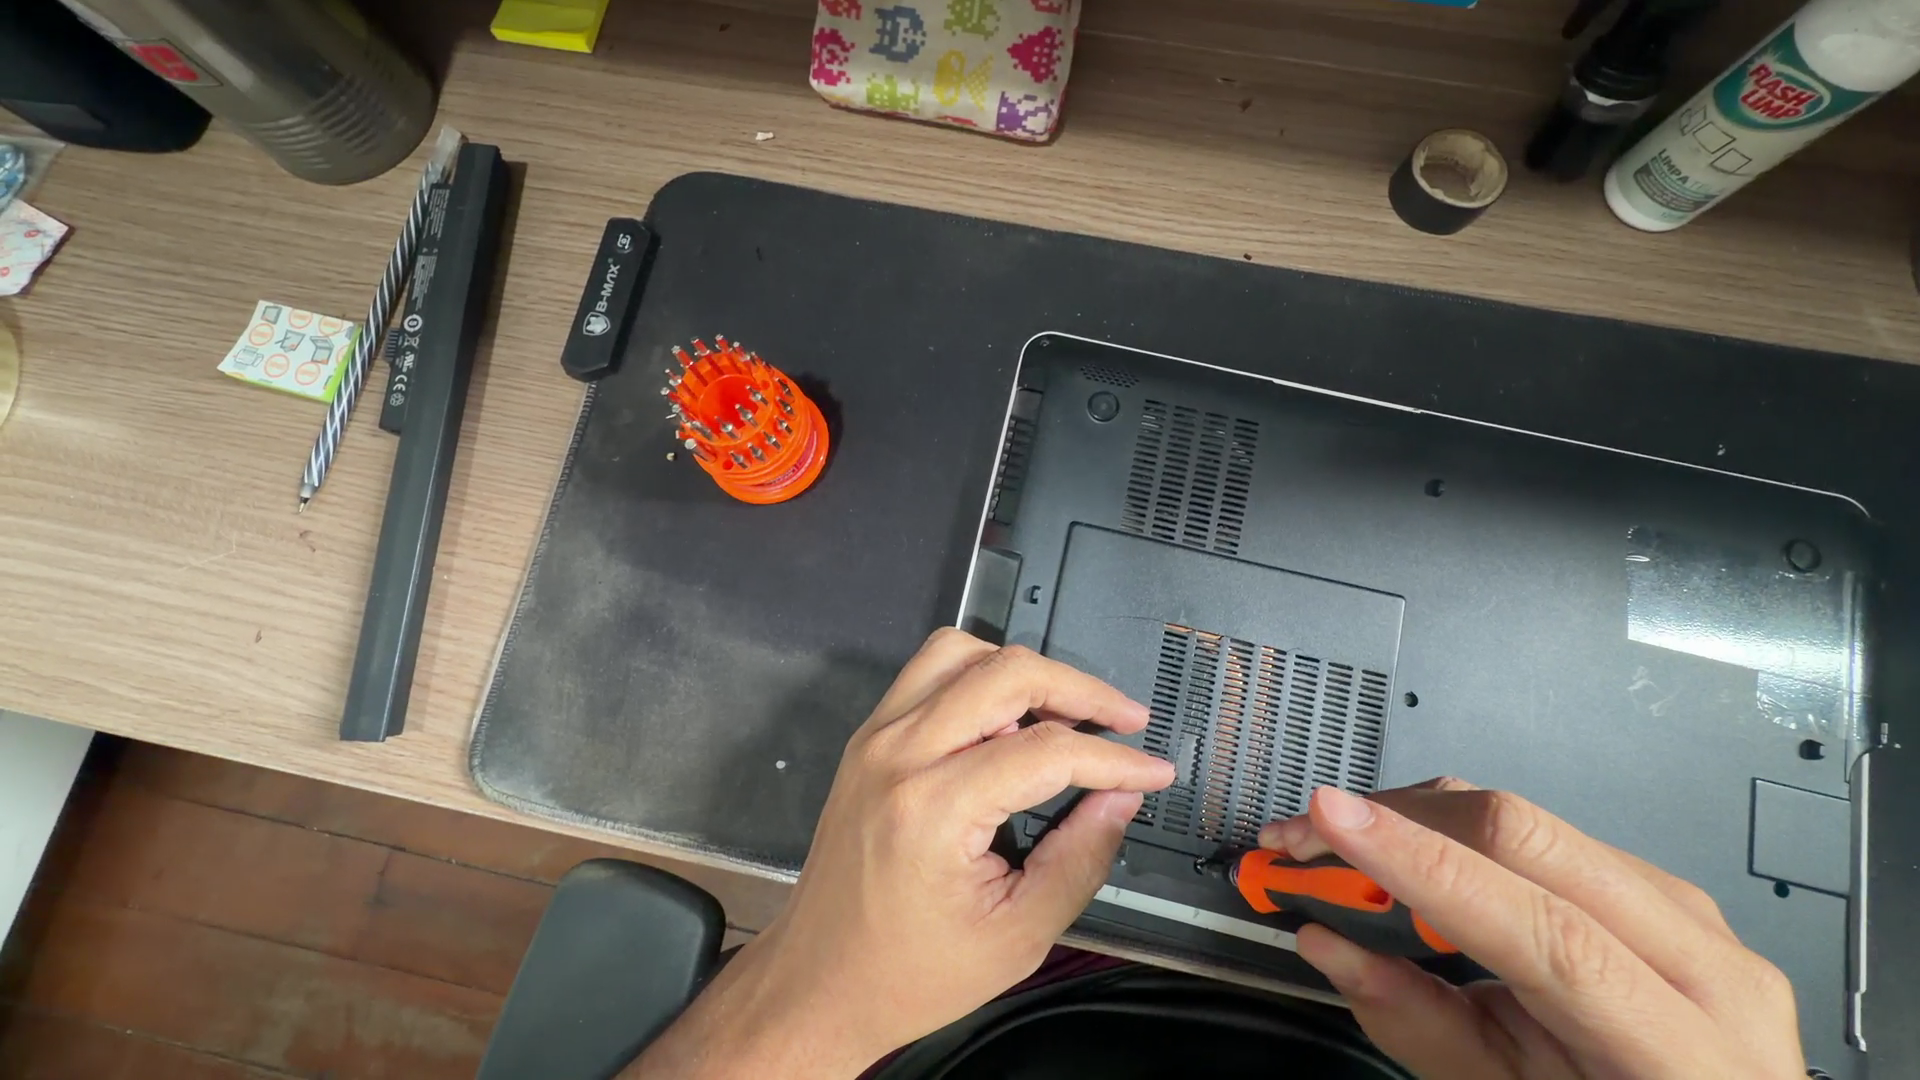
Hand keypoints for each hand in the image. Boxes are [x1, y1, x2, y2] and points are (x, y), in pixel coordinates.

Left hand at [631, 629, 1174, 1078]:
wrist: (819, 976)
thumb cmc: (910, 970)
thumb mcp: (1017, 936)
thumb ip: (1080, 858)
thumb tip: (1122, 795)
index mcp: (934, 808)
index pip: (1045, 750)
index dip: (1114, 757)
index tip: (1152, 770)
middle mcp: (899, 753)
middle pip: (1006, 672)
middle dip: (1080, 689)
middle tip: (1124, 720)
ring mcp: (877, 735)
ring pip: (961, 650)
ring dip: (1023, 671)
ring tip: (1063, 713)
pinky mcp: (869, 735)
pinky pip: (930, 670)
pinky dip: (979, 675)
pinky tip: (1006, 717)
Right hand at [1263, 779, 1806, 1079]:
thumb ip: (1417, 1025)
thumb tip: (1319, 939)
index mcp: (1685, 1050)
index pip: (1545, 932)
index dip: (1422, 864)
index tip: (1325, 817)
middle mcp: (1701, 955)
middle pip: (1522, 838)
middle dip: (1393, 821)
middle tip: (1298, 838)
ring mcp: (1679, 904)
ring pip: (1516, 816)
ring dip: (1407, 817)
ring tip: (1334, 844)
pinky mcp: (1643, 876)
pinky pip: (1526, 826)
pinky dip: (1442, 825)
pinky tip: (1401, 849)